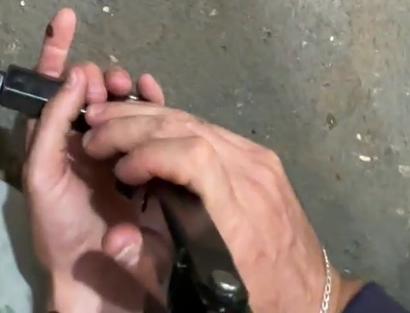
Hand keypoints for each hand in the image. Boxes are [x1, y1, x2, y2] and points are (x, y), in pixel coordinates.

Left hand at [23, 8, 168, 312]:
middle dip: (99, 74)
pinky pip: (149, 123)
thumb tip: (72, 77)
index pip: (52, 84)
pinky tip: (152, 91)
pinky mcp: (142, 160)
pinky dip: (151, 102)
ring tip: (128, 85)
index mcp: (54, 137)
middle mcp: (83, 137)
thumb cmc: (58, 227)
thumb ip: (53, 124)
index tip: (66, 18)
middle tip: (107, 77)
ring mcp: (114, 148)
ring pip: (120, 103)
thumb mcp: (42, 173)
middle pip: (91, 90)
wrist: (98, 280)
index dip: (56, 49)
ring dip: (124, 87)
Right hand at [80, 101, 362, 312]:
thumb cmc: (256, 300)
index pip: (193, 154)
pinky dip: (168, 122)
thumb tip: (111, 235)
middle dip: (134, 125)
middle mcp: (252, 175)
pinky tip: (141, 123)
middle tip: (94, 133)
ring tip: (106, 119)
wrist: (316, 298)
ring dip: (145, 116)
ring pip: (194, 119)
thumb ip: (152, 264)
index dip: (149, 151)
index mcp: (240, 215)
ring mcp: (259, 159)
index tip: (120, 169)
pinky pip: (207, 126)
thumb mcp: (200, 293)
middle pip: (186, 128)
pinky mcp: (260, 154)